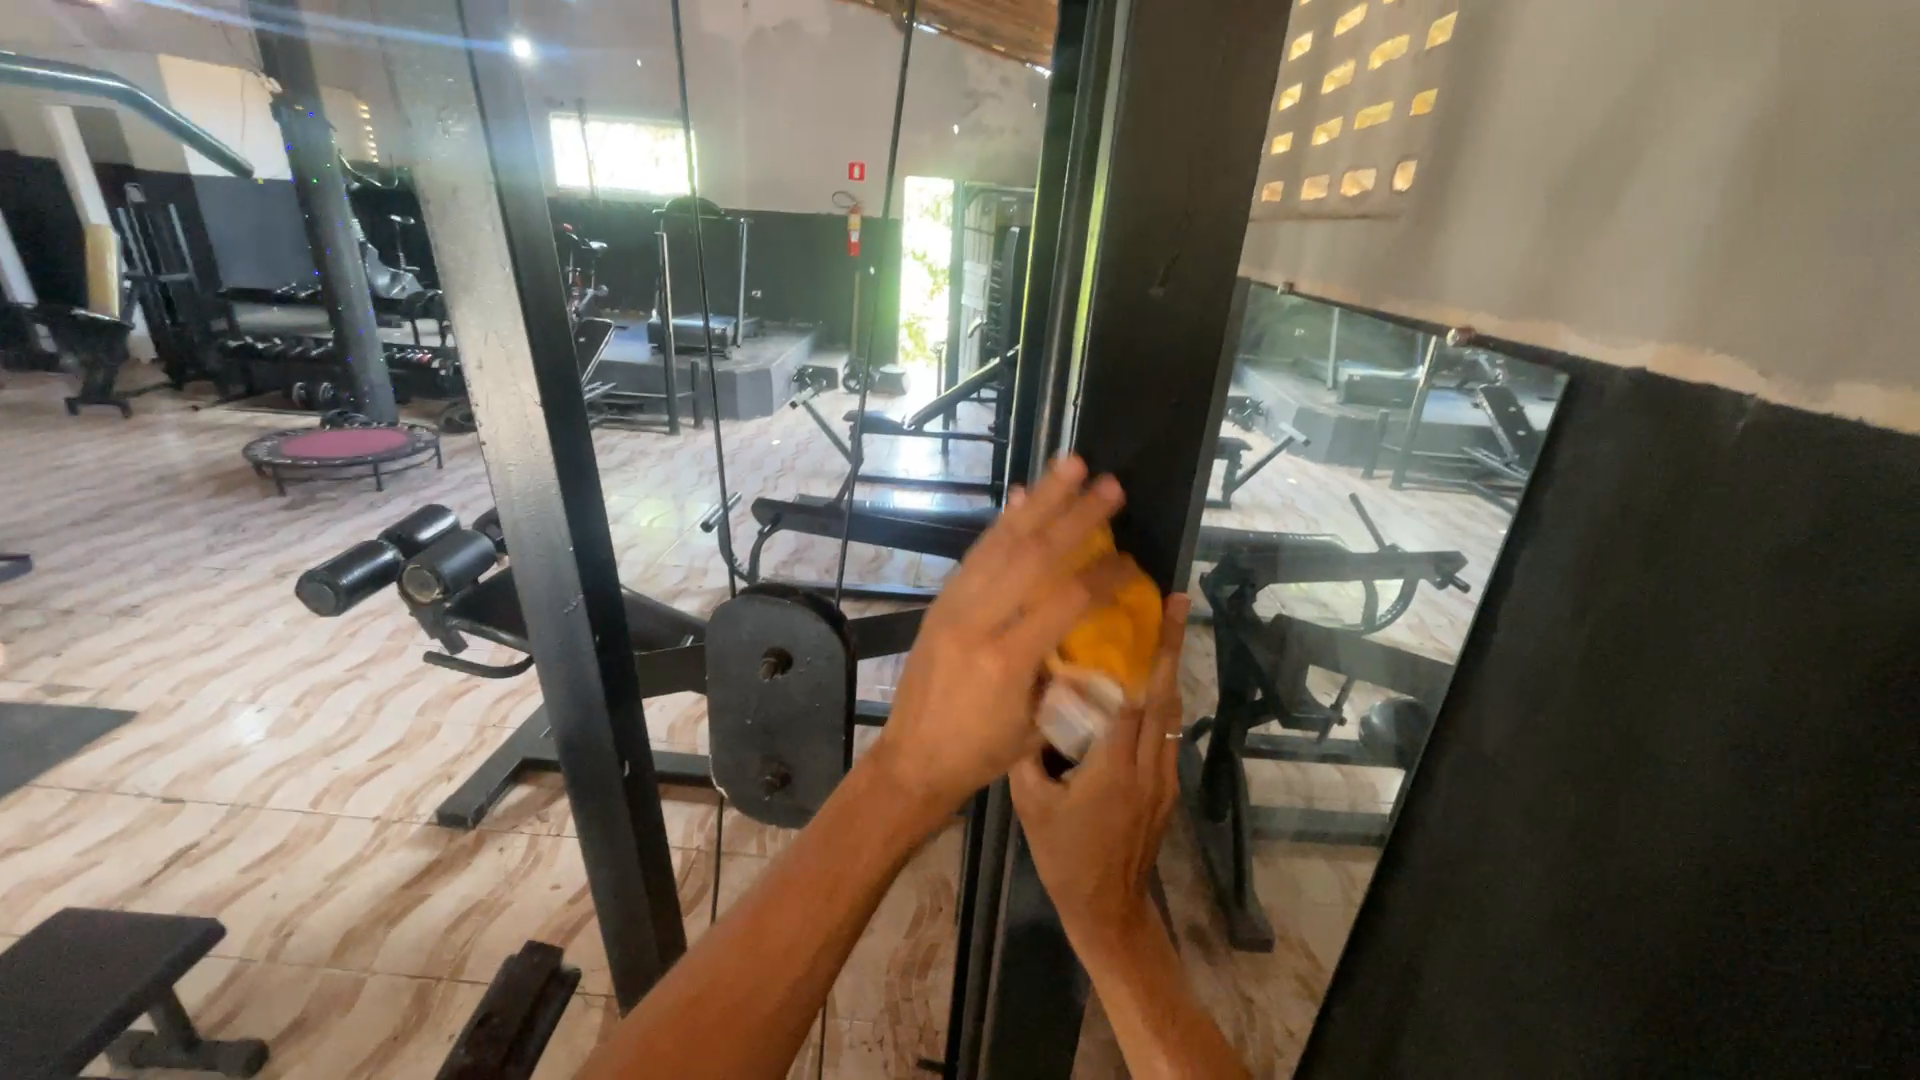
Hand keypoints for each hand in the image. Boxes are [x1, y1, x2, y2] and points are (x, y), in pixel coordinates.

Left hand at [868, 456, 1134, 821]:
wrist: (912, 759)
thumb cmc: (980, 753)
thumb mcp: (1037, 728)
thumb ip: (1070, 680)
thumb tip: (1102, 633)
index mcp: (1006, 660)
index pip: (1066, 601)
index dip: (1105, 576)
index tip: (1135, 560)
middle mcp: (977, 622)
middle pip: (1033, 555)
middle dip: (1077, 516)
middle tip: (1112, 485)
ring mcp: (953, 606)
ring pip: (1002, 542)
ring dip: (1039, 501)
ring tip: (1070, 465)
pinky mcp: (941, 601)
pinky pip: (977, 552)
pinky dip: (1003, 522)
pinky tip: (1022, 497)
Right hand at [1011, 592, 1189, 946]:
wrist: (1108, 907)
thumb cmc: (1064, 856)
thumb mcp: (1030, 805)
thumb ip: (1026, 754)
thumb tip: (1024, 706)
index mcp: (1114, 767)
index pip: (1134, 700)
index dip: (1142, 655)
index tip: (1147, 615)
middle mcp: (1148, 765)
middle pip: (1166, 695)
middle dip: (1172, 645)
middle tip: (1178, 601)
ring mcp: (1165, 777)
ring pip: (1175, 712)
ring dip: (1173, 668)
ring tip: (1170, 628)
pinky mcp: (1168, 787)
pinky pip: (1170, 732)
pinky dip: (1164, 700)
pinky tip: (1152, 683)